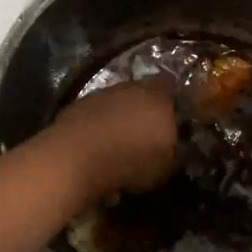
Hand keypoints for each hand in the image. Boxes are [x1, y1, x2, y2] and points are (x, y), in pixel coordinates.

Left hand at [45, 81, 177, 200]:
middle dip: (143, 108)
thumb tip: (175, 150)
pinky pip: (94, 114)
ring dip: (117, 117)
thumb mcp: (166, 167)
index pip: (170, 85)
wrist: (78, 157)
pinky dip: (96, 125)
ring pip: (115, 102)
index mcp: (158, 97)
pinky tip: (96, 145)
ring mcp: (100, 94)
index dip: (171, 99)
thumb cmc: (131, 161)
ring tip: (118, 142)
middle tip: (145, 131)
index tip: (172, 115)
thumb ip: (174, 152)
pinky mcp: (76, 106)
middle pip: (140, 92)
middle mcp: (129, 88)